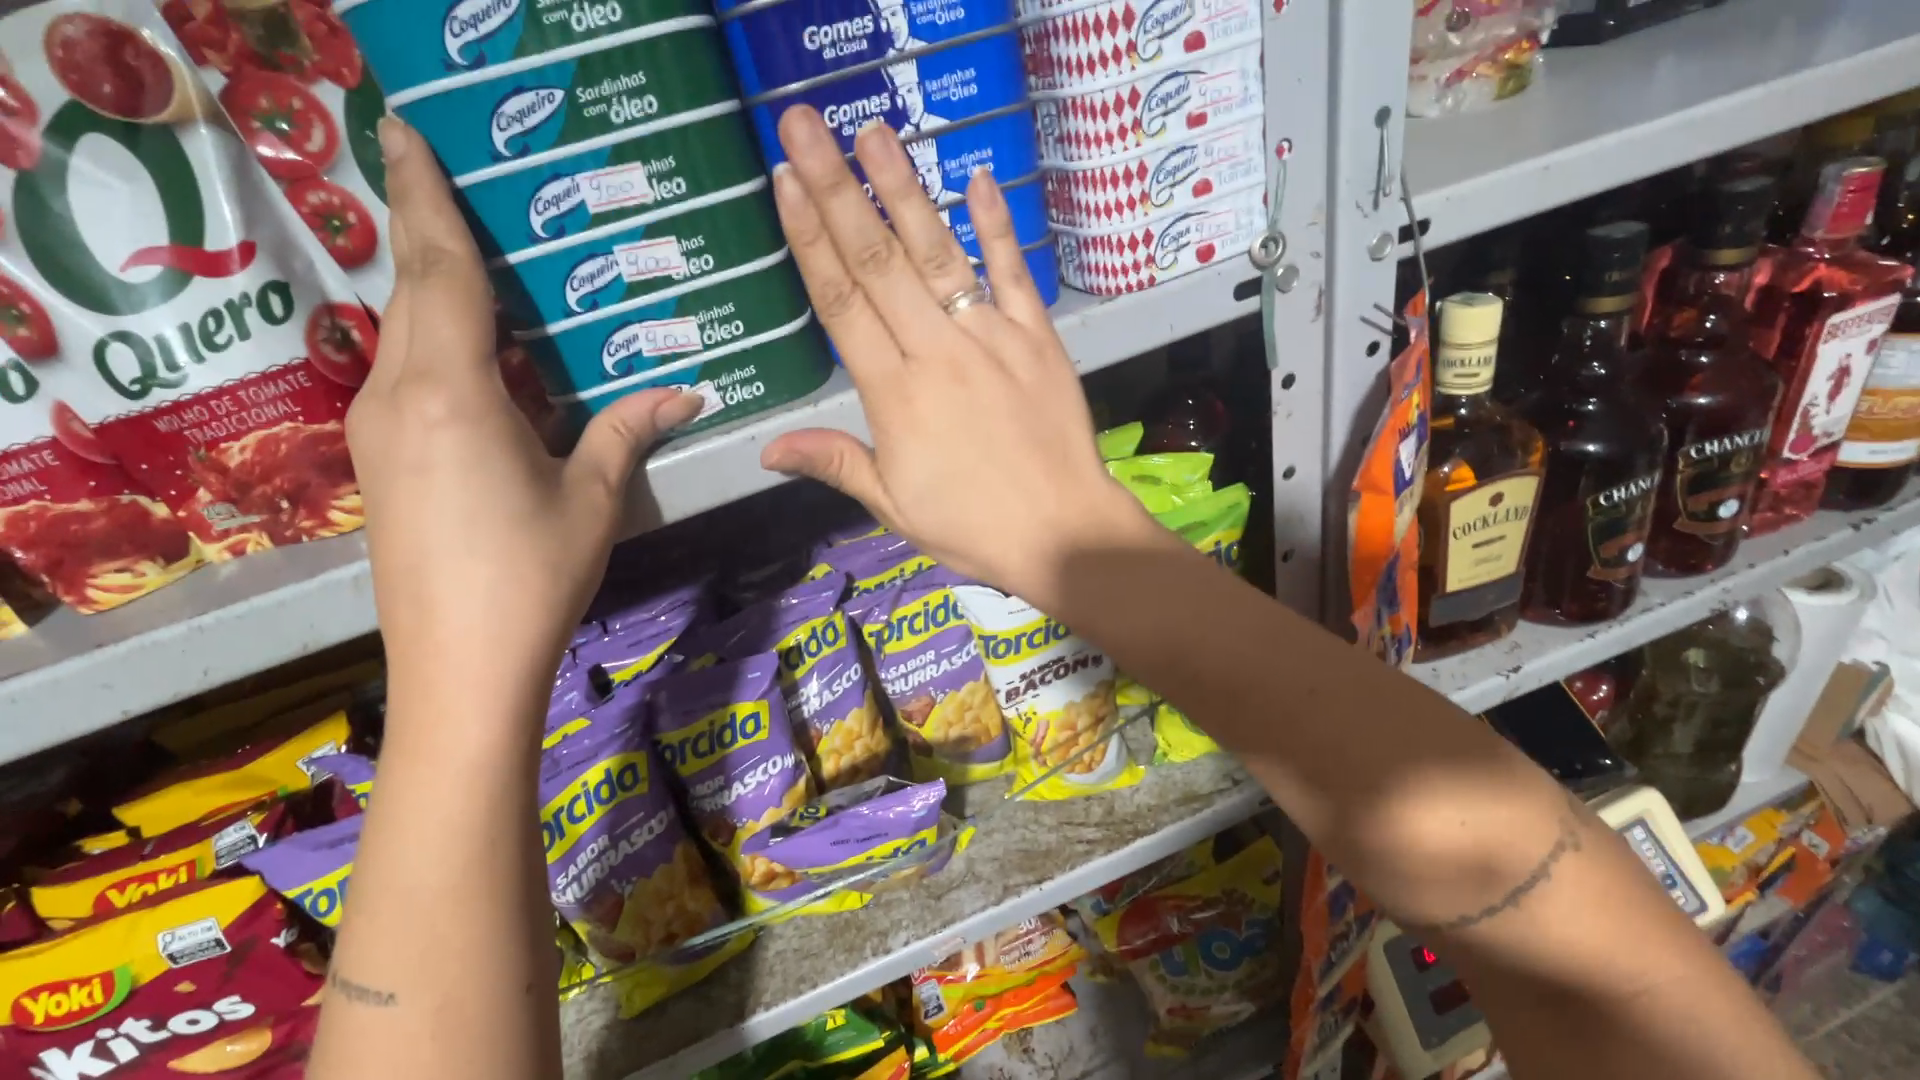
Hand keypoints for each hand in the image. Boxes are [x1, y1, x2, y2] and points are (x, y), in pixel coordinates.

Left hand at [348, 118, 699, 696]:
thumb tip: (685, 393)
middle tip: (442, 175)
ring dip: (433, 293)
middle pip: (413, 293)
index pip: (440, 271)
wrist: (458, 666)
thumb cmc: (532, 573)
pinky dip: (435, 347)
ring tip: (474, 264)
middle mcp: (397, 396)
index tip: (403, 129)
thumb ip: (627, 430)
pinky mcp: (379, 465)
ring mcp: (377, 432)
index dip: (425, 196)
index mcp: (450, 390)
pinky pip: (405, 379)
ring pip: (404, 337)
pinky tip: (475, 359)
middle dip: (425, 231)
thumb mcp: (594, 498)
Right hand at [760, 109, 1150, 604]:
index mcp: (894, 394)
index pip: (841, 302)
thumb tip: (767, 449)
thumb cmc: (973, 527)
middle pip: (879, 261)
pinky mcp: (1039, 338)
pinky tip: (976, 178)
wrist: (1065, 534)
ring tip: (873, 131)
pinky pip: (1015, 274)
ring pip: (940, 254)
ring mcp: (993, 337)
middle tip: (805, 122)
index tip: (784, 178)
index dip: (809, 238)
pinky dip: (998, 227)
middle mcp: (937, 351)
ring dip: (904, 190)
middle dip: (837, 188)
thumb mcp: (894, 506)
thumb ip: (836, 463)